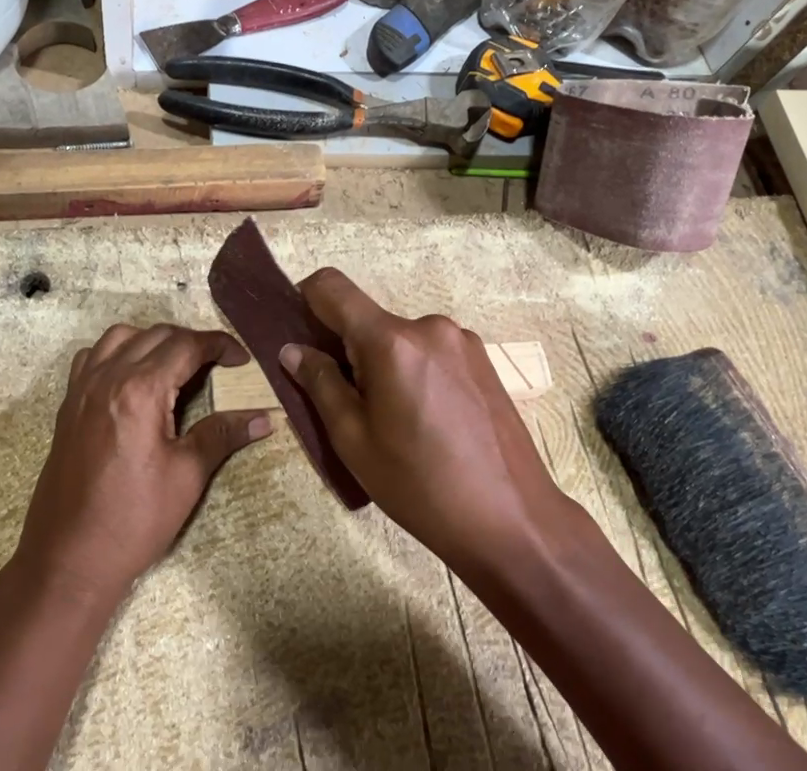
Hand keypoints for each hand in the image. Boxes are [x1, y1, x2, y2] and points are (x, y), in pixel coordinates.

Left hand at [12, 324, 273, 598]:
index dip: (219, 346)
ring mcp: (81, 388)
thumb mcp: (187, 477)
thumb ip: (222, 435)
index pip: (185, 346)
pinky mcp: (68, 405)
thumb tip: (264, 418)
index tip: (241, 359)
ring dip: (153, 340)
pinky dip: (118, 352)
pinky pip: (93, 357)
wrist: (69, 556)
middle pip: (156, 335)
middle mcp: (107, 377)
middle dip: (191, 341)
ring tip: (176, 366)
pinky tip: (132, 377)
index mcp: (139, 390)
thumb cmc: (134, 520)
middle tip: (217, 365)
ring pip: (121, 336)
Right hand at [280, 269, 571, 569]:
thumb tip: (293, 350)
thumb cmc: (420, 485)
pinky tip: (424, 423)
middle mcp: (429, 327)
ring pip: (399, 340)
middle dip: (346, 351)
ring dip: (381, 365)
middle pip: (367, 320)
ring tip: (390, 423)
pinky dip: (412, 373)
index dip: (304, 301)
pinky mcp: (483, 361)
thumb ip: (320, 384)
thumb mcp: (353, 439)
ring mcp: (462, 342)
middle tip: (345, 405)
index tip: (299, 339)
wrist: (512, 519)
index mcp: (391, 341)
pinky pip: (429, 353)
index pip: (332, 287)